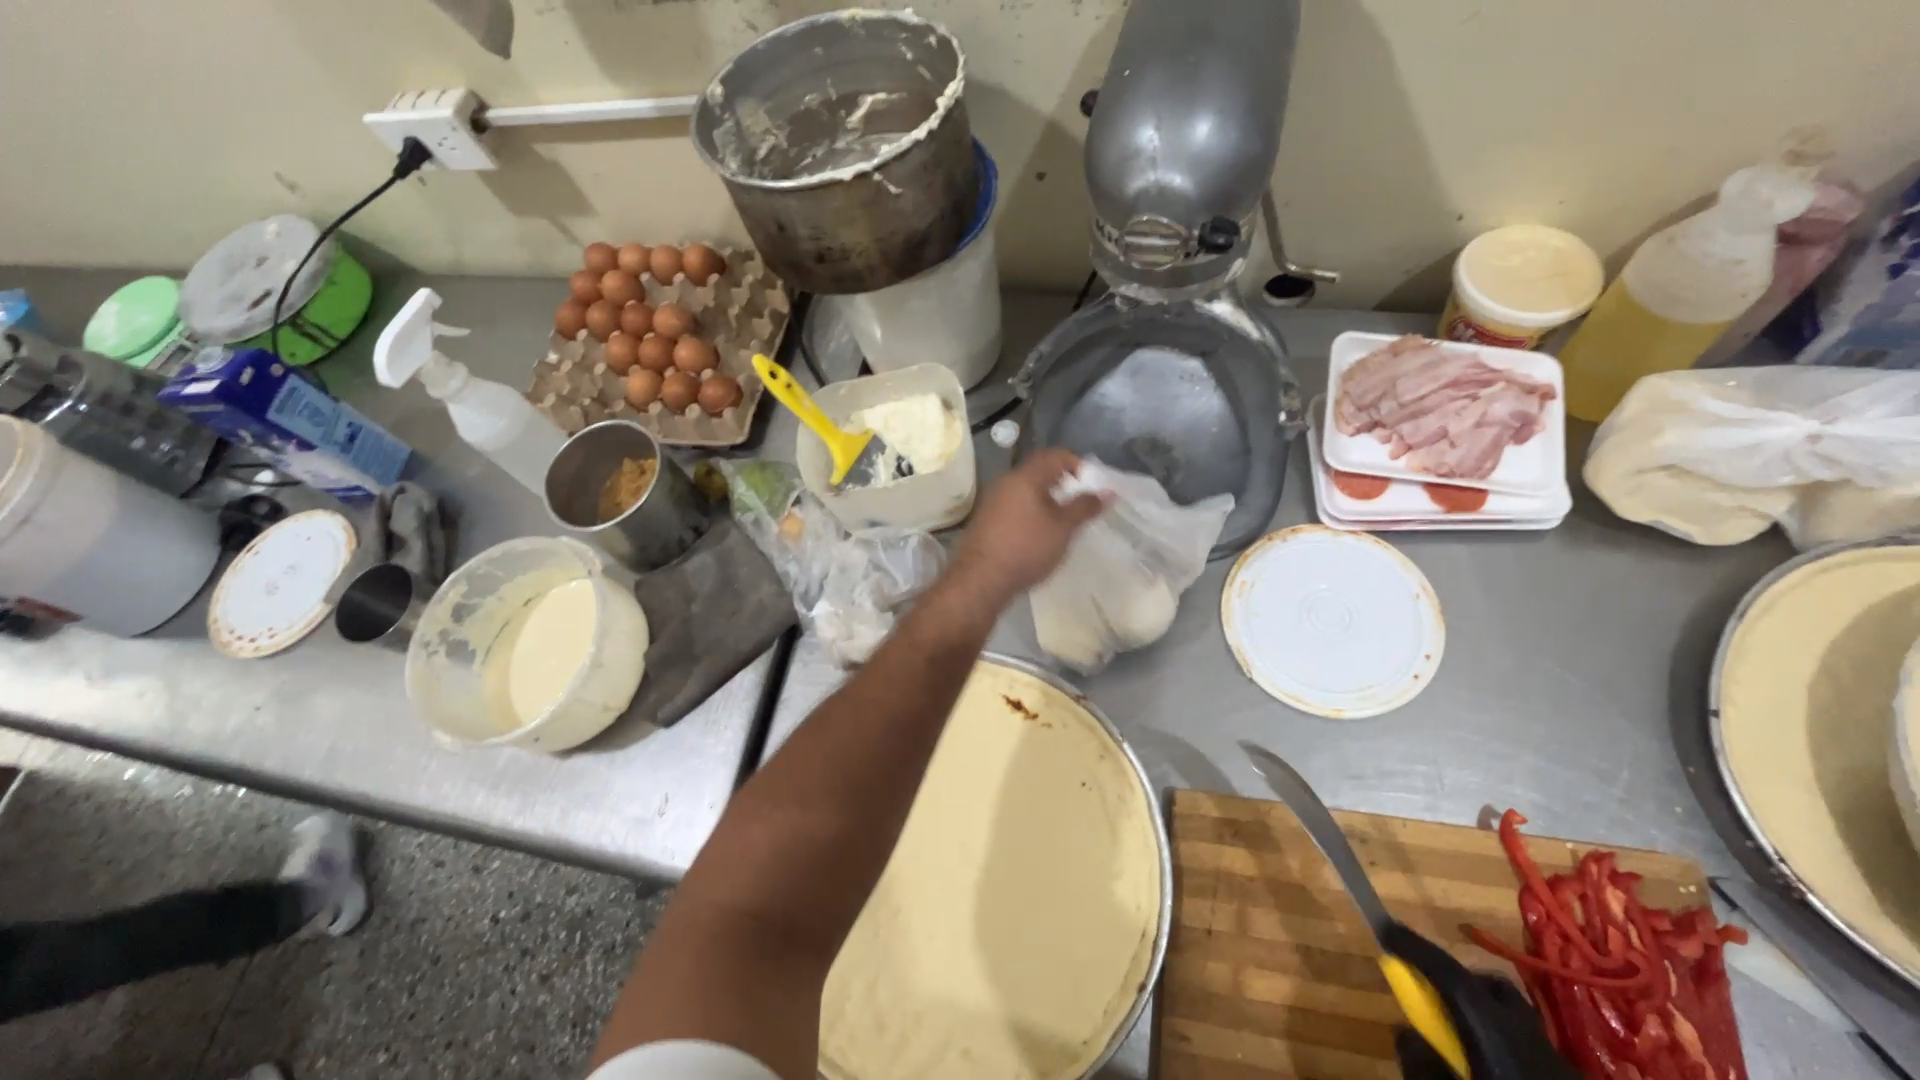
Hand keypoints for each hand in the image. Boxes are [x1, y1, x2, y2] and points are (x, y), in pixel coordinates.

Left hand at [950, 449, 1105, 601]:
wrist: (981, 579)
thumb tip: (1107, 491)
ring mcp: (992, 500)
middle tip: (1080, 502)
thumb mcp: (1062, 528)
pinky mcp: (986, 519)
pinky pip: (1014, 505)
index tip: (1092, 484)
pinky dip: (1031, 510)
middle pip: (1039, 471)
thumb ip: (1085, 507)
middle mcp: (1006, 482)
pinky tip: (1039, 532)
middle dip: (1063, 482)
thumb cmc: (1027, 548)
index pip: (1054, 455)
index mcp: (1025, 477)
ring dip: (1046, 498)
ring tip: (1063, 519)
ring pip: (1025, 489)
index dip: (1077, 464)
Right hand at [1381, 922, 1579, 1079]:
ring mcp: (1554, 1060)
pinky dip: (1498, 1038)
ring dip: (1478, 1010)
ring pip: (1511, 1014)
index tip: (1386, 930)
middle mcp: (1527, 1037)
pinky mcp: (1565, 1079)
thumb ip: (1421, 1067)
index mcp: (1494, 1036)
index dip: (1416, 949)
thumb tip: (1406, 1032)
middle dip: (1452, 980)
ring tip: (1453, 1036)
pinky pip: (1525, 1042)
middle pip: (1488, 987)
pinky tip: (1486, 1067)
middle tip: (1422, 994)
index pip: (1450, 976)